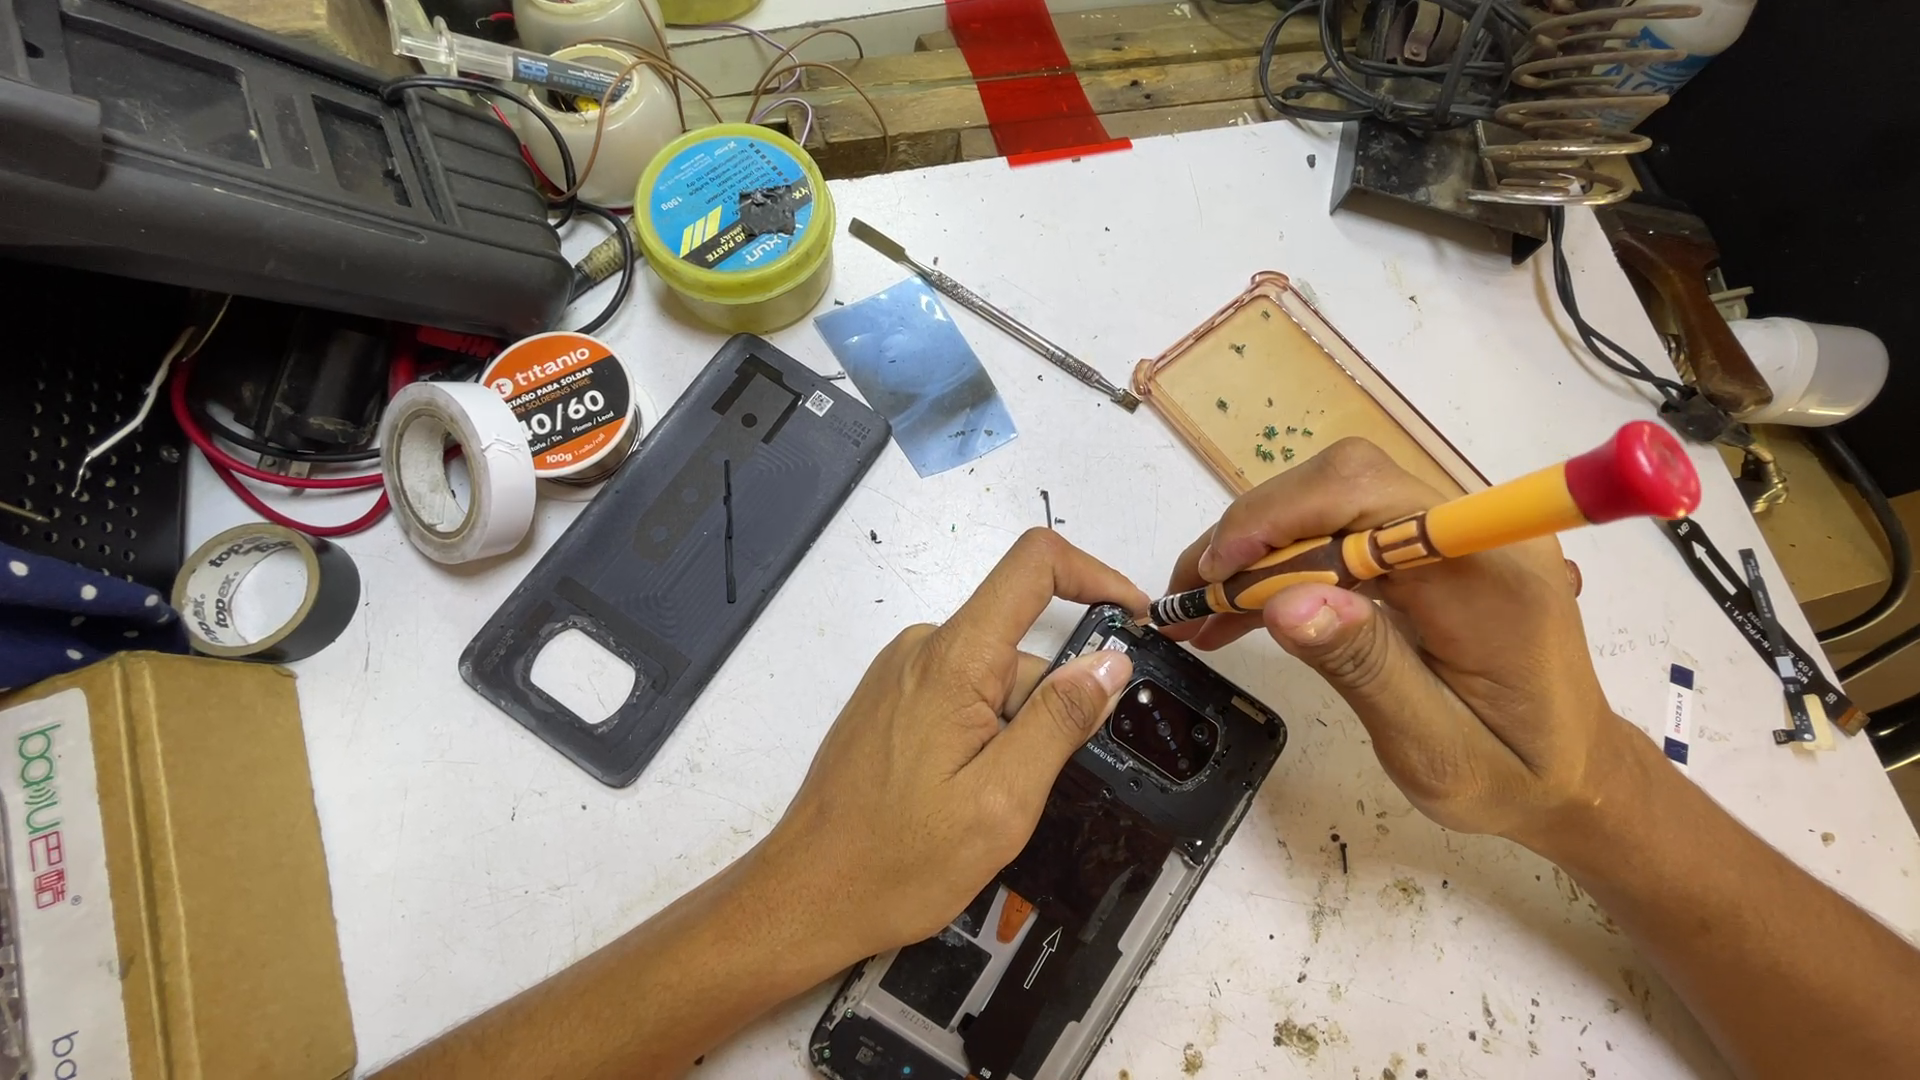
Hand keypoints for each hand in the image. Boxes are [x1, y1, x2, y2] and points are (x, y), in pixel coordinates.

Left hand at [761, 528, 1148, 960]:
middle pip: (1020, 644)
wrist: (807, 893)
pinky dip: (985, 732)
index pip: (1033, 565)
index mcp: (954, 656)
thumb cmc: (901, 858)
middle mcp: (925, 646)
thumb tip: (1111, 661)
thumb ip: (1059, 720)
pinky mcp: (892, 698)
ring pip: (995, 676)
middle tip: (1028, 786)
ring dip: (1014, 731)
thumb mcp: (1003, 800)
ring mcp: (903, 671)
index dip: (1095, 575)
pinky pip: (963, 692)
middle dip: (1050, 706)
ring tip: (982, 802)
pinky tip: (959, 791)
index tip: (1135, 621)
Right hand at [1164, 439, 1624, 845]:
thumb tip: (1286, 602)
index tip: (1213, 573)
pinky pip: (1336, 531)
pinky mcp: (1424, 547)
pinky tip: (1237, 609)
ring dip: (1253, 550)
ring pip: (1325, 503)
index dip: (1277, 517)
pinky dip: (1277, 565)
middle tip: (1188, 597)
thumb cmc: (1513, 776)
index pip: (1366, 496)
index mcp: (1487, 576)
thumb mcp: (1436, 750)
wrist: (1572, 773)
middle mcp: (1471, 531)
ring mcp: (1448, 532)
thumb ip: (1367, 670)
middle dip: (1249, 534)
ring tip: (1198, 608)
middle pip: (1337, 486)